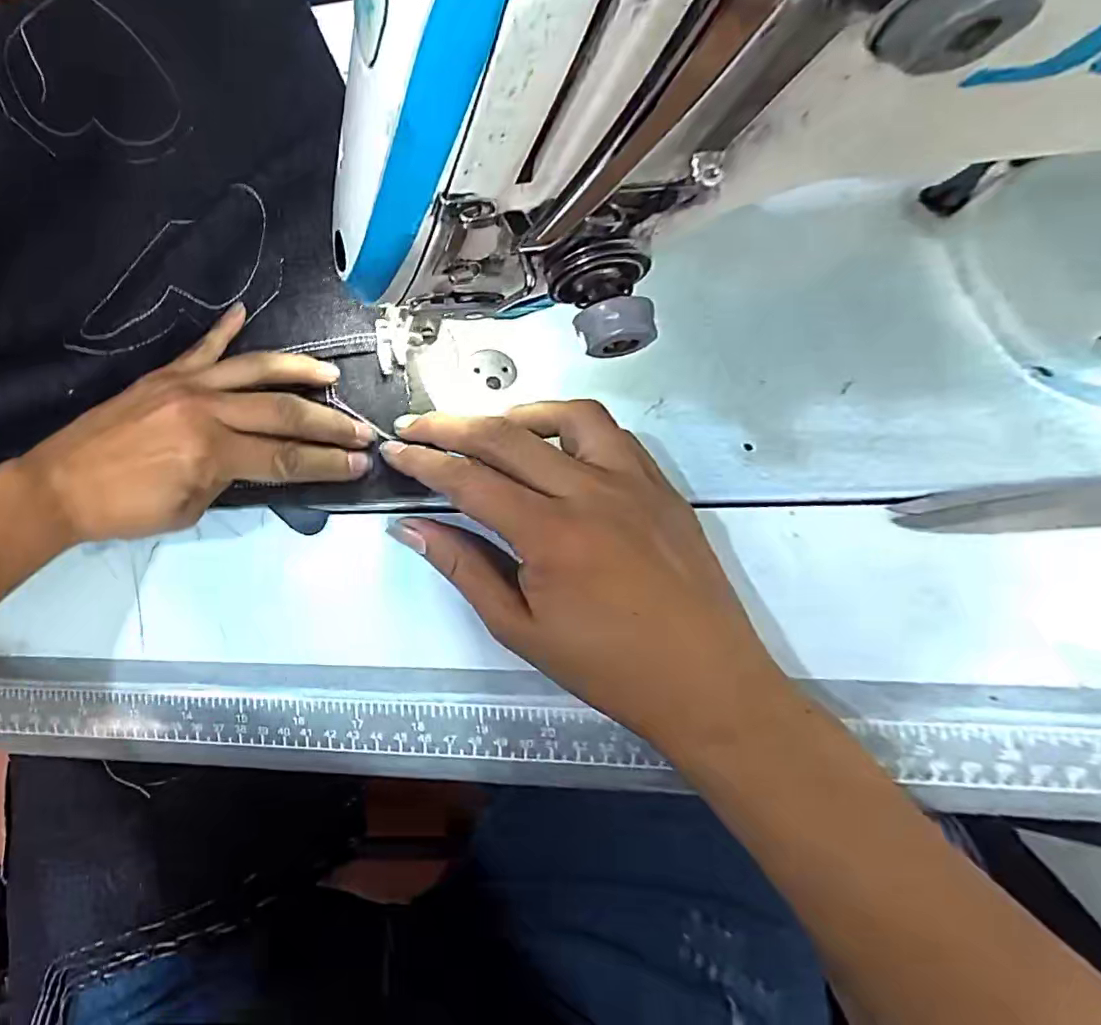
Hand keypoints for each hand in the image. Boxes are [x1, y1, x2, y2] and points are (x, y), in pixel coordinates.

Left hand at [17, 304, 372, 543]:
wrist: (60, 484)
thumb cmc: (123, 509)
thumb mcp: (187, 509)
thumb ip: (228, 480)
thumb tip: (252, 463)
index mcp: (212, 451)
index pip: (284, 457)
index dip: (325, 462)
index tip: (358, 463)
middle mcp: (206, 409)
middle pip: (281, 411)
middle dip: (327, 424)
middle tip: (361, 430)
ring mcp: (184, 385)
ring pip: (253, 368)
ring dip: (296, 369)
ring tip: (328, 374)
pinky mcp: (163, 375)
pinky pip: (201, 349)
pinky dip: (223, 330)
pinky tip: (241, 312)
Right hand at [380, 401, 792, 744]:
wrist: (706, 684)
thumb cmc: (605, 666)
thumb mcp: (517, 627)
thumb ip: (462, 567)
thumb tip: (411, 528)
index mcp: (550, 535)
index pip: (470, 479)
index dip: (424, 461)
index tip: (394, 451)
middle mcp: (590, 494)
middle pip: (506, 436)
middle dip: (450, 426)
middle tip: (415, 427)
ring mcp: (633, 483)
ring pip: (566, 417)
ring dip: (515, 415)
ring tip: (486, 429)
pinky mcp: (660, 486)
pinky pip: (611, 434)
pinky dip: (570, 426)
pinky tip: (553, 447)